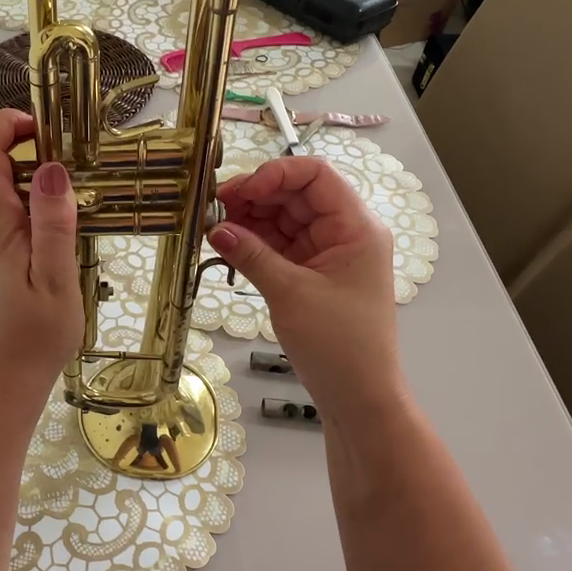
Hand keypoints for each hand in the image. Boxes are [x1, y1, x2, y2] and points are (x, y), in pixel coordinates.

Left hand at [0, 110, 82, 391]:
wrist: (8, 375)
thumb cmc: (36, 332)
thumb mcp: (55, 278)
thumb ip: (53, 222)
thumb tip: (52, 167)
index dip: (8, 125)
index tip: (49, 129)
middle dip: (23, 143)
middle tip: (70, 156)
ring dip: (25, 169)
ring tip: (69, 184)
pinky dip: (23, 195)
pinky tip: (54, 216)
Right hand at [210, 156, 406, 426]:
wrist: (358, 396)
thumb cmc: (338, 344)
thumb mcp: (291, 294)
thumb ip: (252, 255)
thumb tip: (214, 227)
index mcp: (356, 227)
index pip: (316, 175)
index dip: (275, 173)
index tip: (238, 191)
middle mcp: (344, 232)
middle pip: (296, 194)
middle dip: (255, 195)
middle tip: (213, 207)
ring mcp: (327, 253)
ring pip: (284, 218)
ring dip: (249, 218)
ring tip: (213, 225)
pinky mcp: (311, 273)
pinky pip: (280, 244)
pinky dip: (254, 241)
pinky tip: (226, 242)